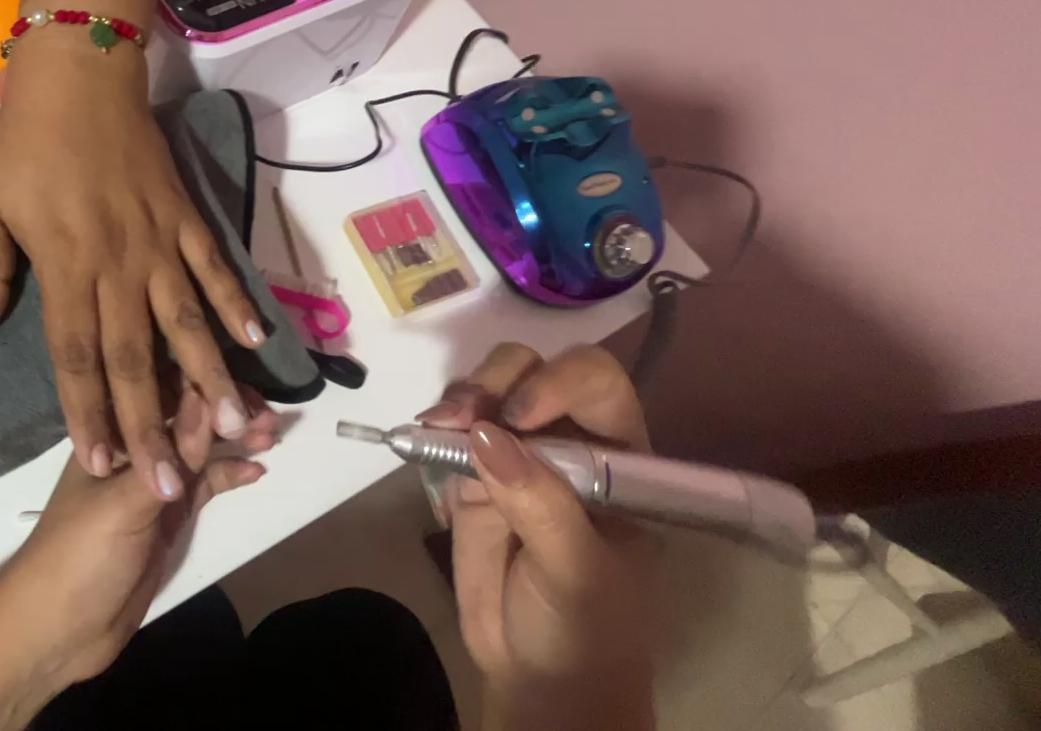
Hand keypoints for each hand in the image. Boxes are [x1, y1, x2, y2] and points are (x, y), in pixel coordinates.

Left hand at [0, 26, 265, 501]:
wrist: (78, 78)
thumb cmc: (24, 145)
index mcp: (65, 267)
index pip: (77, 356)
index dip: (87, 413)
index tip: (101, 465)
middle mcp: (118, 265)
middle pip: (135, 357)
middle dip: (150, 422)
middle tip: (168, 481)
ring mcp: (159, 241)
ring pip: (186, 321)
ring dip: (208, 376)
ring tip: (235, 425)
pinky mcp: (185, 216)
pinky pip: (213, 265)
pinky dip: (233, 301)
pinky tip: (254, 337)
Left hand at [0, 384, 275, 688]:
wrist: (58, 629)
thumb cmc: (80, 554)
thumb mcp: (125, 501)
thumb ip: (170, 454)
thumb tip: (208, 396)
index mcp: (109, 432)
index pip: (159, 390)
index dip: (201, 382)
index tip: (244, 388)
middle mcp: (132, 448)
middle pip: (184, 415)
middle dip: (224, 409)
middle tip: (268, 415)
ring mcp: (151, 482)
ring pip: (198, 449)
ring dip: (232, 439)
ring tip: (272, 435)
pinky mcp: (166, 516)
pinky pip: (203, 484)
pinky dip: (228, 475)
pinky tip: (255, 472)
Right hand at [420, 344, 658, 730]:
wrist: (535, 671)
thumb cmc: (584, 627)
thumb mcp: (578, 571)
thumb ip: (540, 503)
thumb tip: (484, 434)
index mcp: (618, 456)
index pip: (596, 385)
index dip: (558, 382)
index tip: (518, 415)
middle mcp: (566, 439)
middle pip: (531, 370)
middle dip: (493, 381)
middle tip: (457, 417)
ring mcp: (513, 451)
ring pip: (486, 385)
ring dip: (458, 395)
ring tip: (433, 428)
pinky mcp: (468, 466)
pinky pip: (448, 421)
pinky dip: (432, 422)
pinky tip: (422, 441)